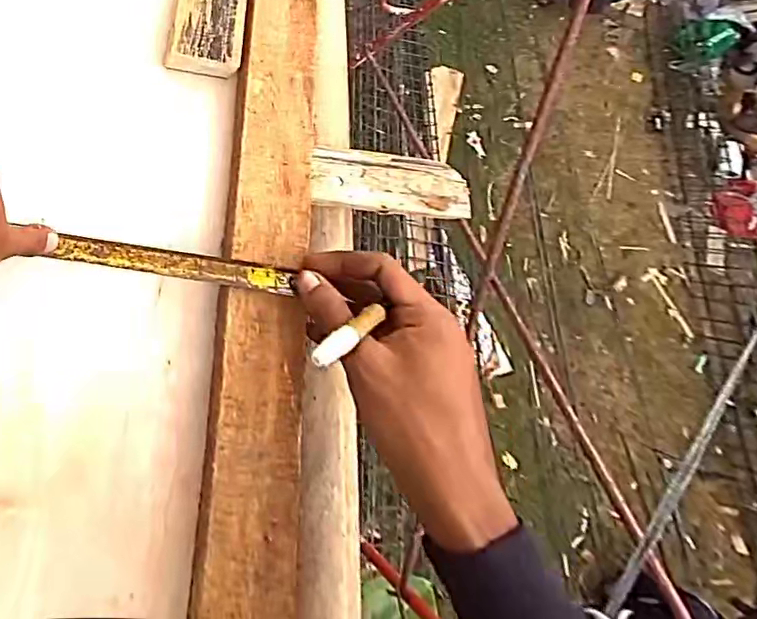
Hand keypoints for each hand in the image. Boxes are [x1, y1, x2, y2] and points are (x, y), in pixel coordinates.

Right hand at [296, 251, 517, 552]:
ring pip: (382, 319)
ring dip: (346, 316)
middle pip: (381, 291)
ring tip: (309, 318)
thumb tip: (308, 280)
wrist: (453, 493)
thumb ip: (334, 315)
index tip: (307, 268)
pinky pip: (388, 343)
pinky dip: (360, 340)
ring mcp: (433, 352)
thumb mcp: (364, 363)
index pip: (381, 267)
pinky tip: (332, 345)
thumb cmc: (413, 426)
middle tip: (303, 291)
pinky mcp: (426, 374)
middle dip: (340, 289)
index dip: (340, 262)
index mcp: (429, 316)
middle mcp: (435, 327)